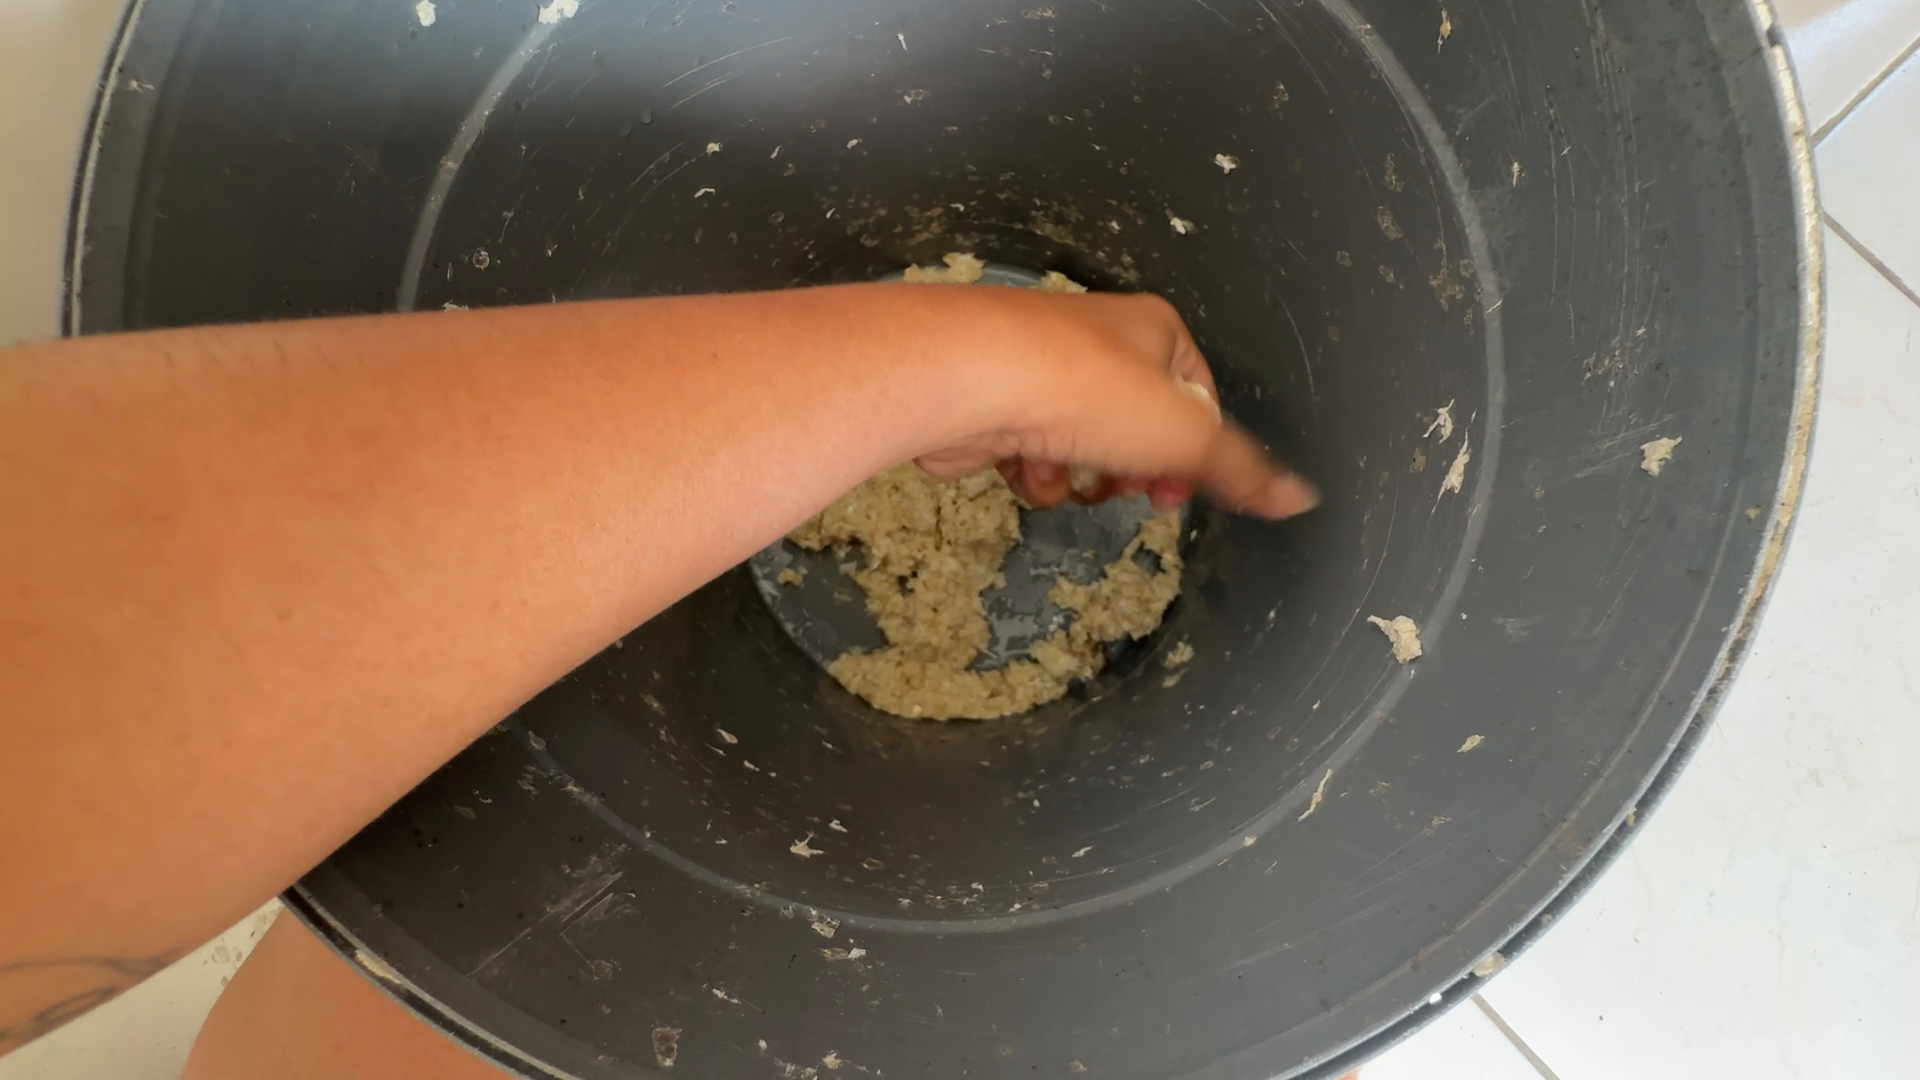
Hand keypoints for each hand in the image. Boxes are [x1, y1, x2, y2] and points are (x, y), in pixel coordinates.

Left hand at [910, 288, 1318, 519]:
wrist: (970, 380)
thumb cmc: (1087, 393)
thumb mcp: (1185, 434)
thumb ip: (1241, 470)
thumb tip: (1302, 499)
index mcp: (1154, 334)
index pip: (1197, 400)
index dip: (1194, 456)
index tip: (1176, 496)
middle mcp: (1098, 347)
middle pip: (1137, 430)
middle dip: (1131, 471)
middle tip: (1123, 488)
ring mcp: (1043, 374)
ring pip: (1083, 450)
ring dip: (1079, 478)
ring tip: (1065, 475)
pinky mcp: (1000, 406)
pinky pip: (1032, 454)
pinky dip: (1032, 472)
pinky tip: (1023, 468)